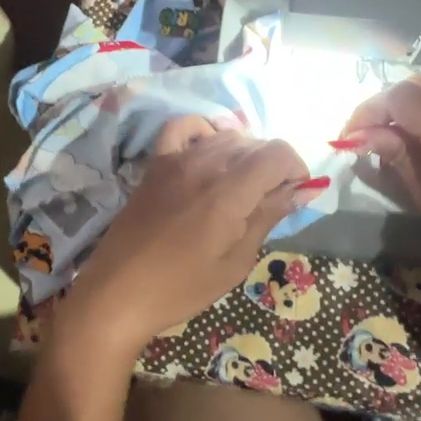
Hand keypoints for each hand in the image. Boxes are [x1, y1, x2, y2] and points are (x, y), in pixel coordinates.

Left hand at [61, 117, 308, 350]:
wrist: (117, 292)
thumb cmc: (181, 287)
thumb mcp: (235, 262)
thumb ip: (268, 217)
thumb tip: (303, 190)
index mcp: (229, 191)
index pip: (278, 153)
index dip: (296, 169)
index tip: (296, 195)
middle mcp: (204, 164)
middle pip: (254, 143)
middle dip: (272, 167)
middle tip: (269, 202)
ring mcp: (175, 160)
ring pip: (224, 136)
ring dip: (243, 155)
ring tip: (241, 189)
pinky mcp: (154, 164)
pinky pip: (181, 128)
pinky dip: (202, 132)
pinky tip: (208, 154)